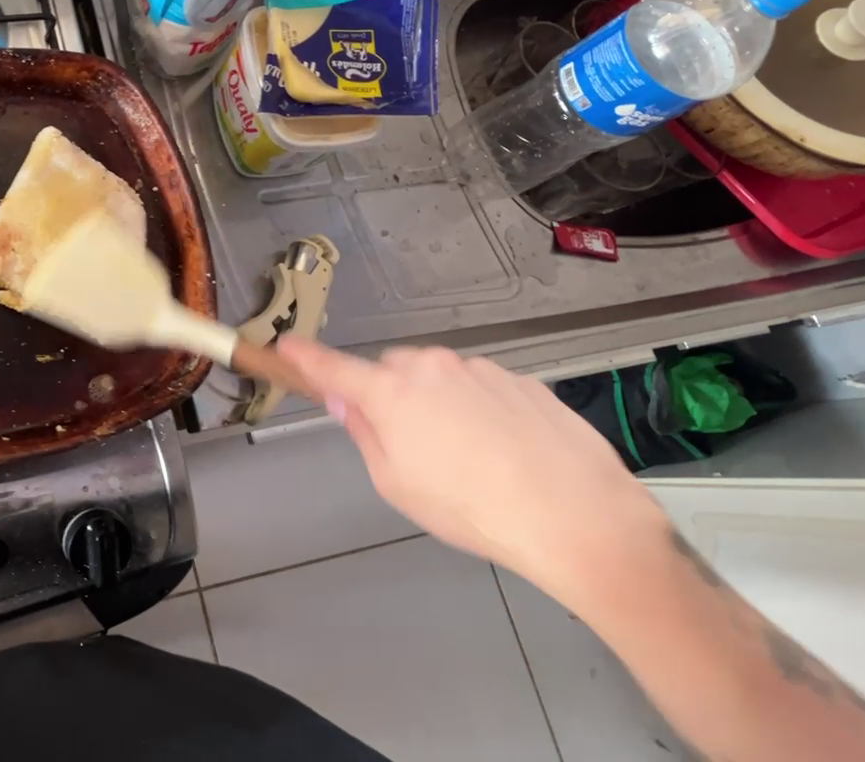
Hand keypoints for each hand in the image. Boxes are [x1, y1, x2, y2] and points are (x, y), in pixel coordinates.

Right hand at [278, 338, 665, 601]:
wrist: (579, 518)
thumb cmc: (471, 509)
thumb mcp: (397, 484)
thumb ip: (365, 434)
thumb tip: (348, 403)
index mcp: (391, 391)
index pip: (332, 366)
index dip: (304, 357)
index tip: (285, 346)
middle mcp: (432, 366)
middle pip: (391, 369)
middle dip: (388, 393)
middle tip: (406, 441)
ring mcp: (482, 369)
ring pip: (439, 376)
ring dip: (436, 401)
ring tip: (467, 455)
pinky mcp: (524, 381)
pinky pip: (482, 387)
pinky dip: (478, 408)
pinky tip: (503, 452)